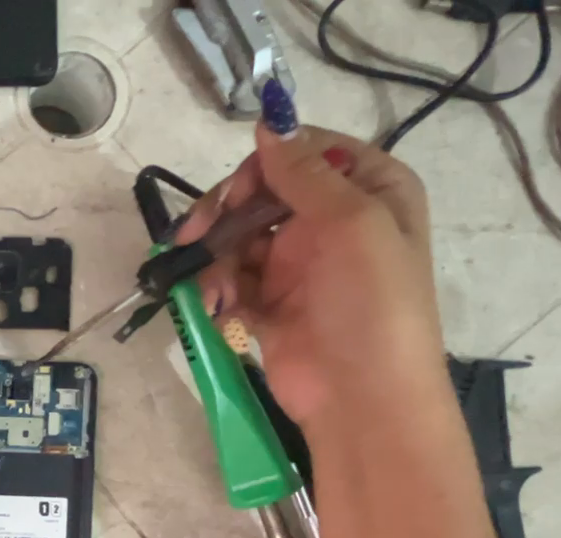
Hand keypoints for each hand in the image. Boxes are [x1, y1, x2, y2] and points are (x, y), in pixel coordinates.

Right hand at [177, 123, 443, 424]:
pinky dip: (216, 295)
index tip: (234, 198)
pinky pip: (228, 284)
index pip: (303, 154)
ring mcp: (295, 267)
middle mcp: (329, 223)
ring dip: (215, 264)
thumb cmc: (371, 304)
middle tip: (190, 241)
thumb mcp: (350, 224)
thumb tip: (268, 120)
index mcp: (366, 191)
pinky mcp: (266, 306)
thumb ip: (305, 173)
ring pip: (235, 243)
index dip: (262, 168)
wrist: (360, 395)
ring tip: (214, 295)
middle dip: (222, 219)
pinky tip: (218, 313)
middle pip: (258, 197)